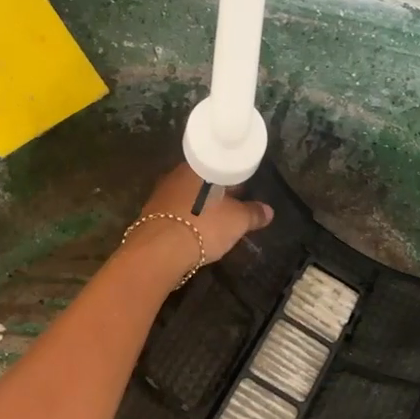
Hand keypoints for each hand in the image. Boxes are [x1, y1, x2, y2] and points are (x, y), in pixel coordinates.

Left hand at [125, 163, 273, 276]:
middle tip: (233, 209)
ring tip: (215, 223)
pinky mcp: (150, 216)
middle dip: (217, 194)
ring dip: (201, 208)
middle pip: (203, 182)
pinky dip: (187, 220)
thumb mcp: (237, 221)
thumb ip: (253, 214)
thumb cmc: (204, 226)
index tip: (244, 191)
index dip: (235, 179)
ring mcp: (160, 195)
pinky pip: (176, 213)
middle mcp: (176, 175)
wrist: (160, 250)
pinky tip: (195, 232)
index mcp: (199, 168)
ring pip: (188, 198)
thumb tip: (268, 211)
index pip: (221, 168)